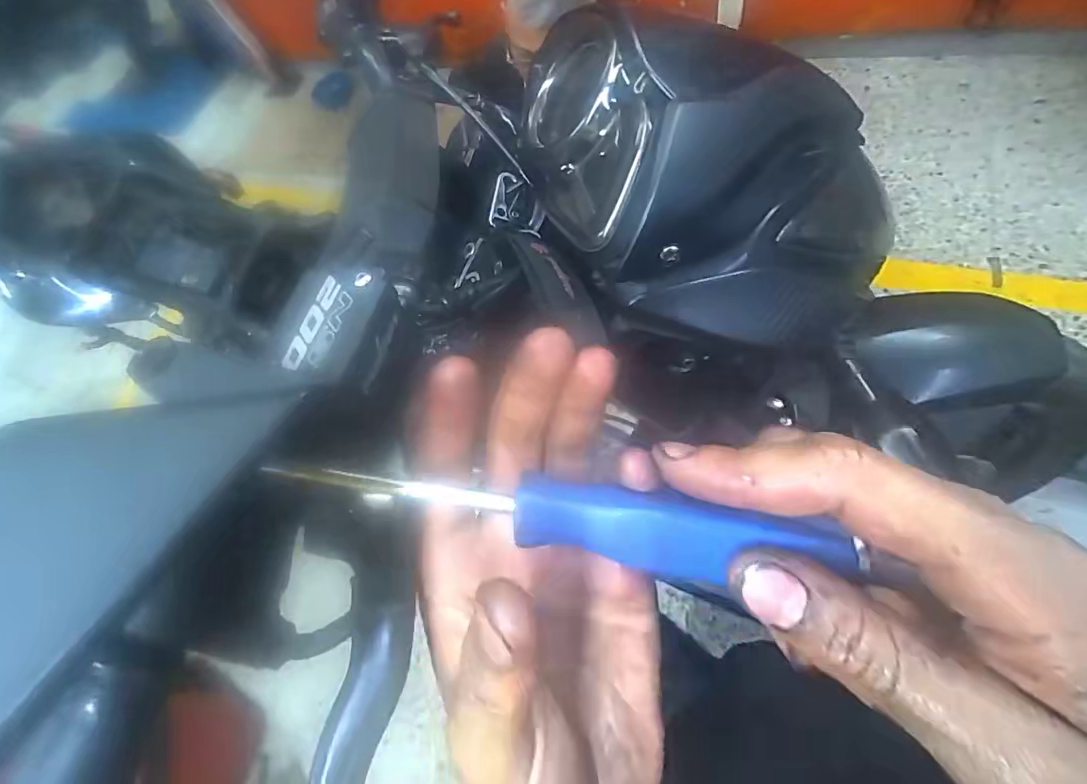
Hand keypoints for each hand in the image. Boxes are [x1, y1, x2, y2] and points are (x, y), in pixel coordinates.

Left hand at [413, 329, 661, 783]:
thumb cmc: (517, 776)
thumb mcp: (491, 738)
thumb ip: (494, 673)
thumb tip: (503, 599)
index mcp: (464, 573)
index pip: (447, 482)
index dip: (448, 424)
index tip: (457, 370)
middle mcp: (516, 546)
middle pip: (518, 455)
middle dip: (531, 396)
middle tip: (554, 346)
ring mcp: (573, 557)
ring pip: (574, 471)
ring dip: (583, 418)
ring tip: (596, 368)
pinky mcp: (626, 580)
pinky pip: (630, 522)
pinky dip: (636, 488)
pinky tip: (639, 461)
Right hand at [640, 429, 1086, 783]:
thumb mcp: (1013, 758)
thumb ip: (881, 658)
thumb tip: (752, 573)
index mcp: (1014, 562)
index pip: (858, 478)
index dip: (754, 467)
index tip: (671, 467)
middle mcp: (989, 531)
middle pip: (844, 472)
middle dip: (745, 476)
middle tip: (662, 488)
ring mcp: (979, 551)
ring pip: (847, 503)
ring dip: (768, 515)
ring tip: (701, 535)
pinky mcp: (967, 578)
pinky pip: (869, 546)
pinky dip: (809, 558)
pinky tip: (785, 593)